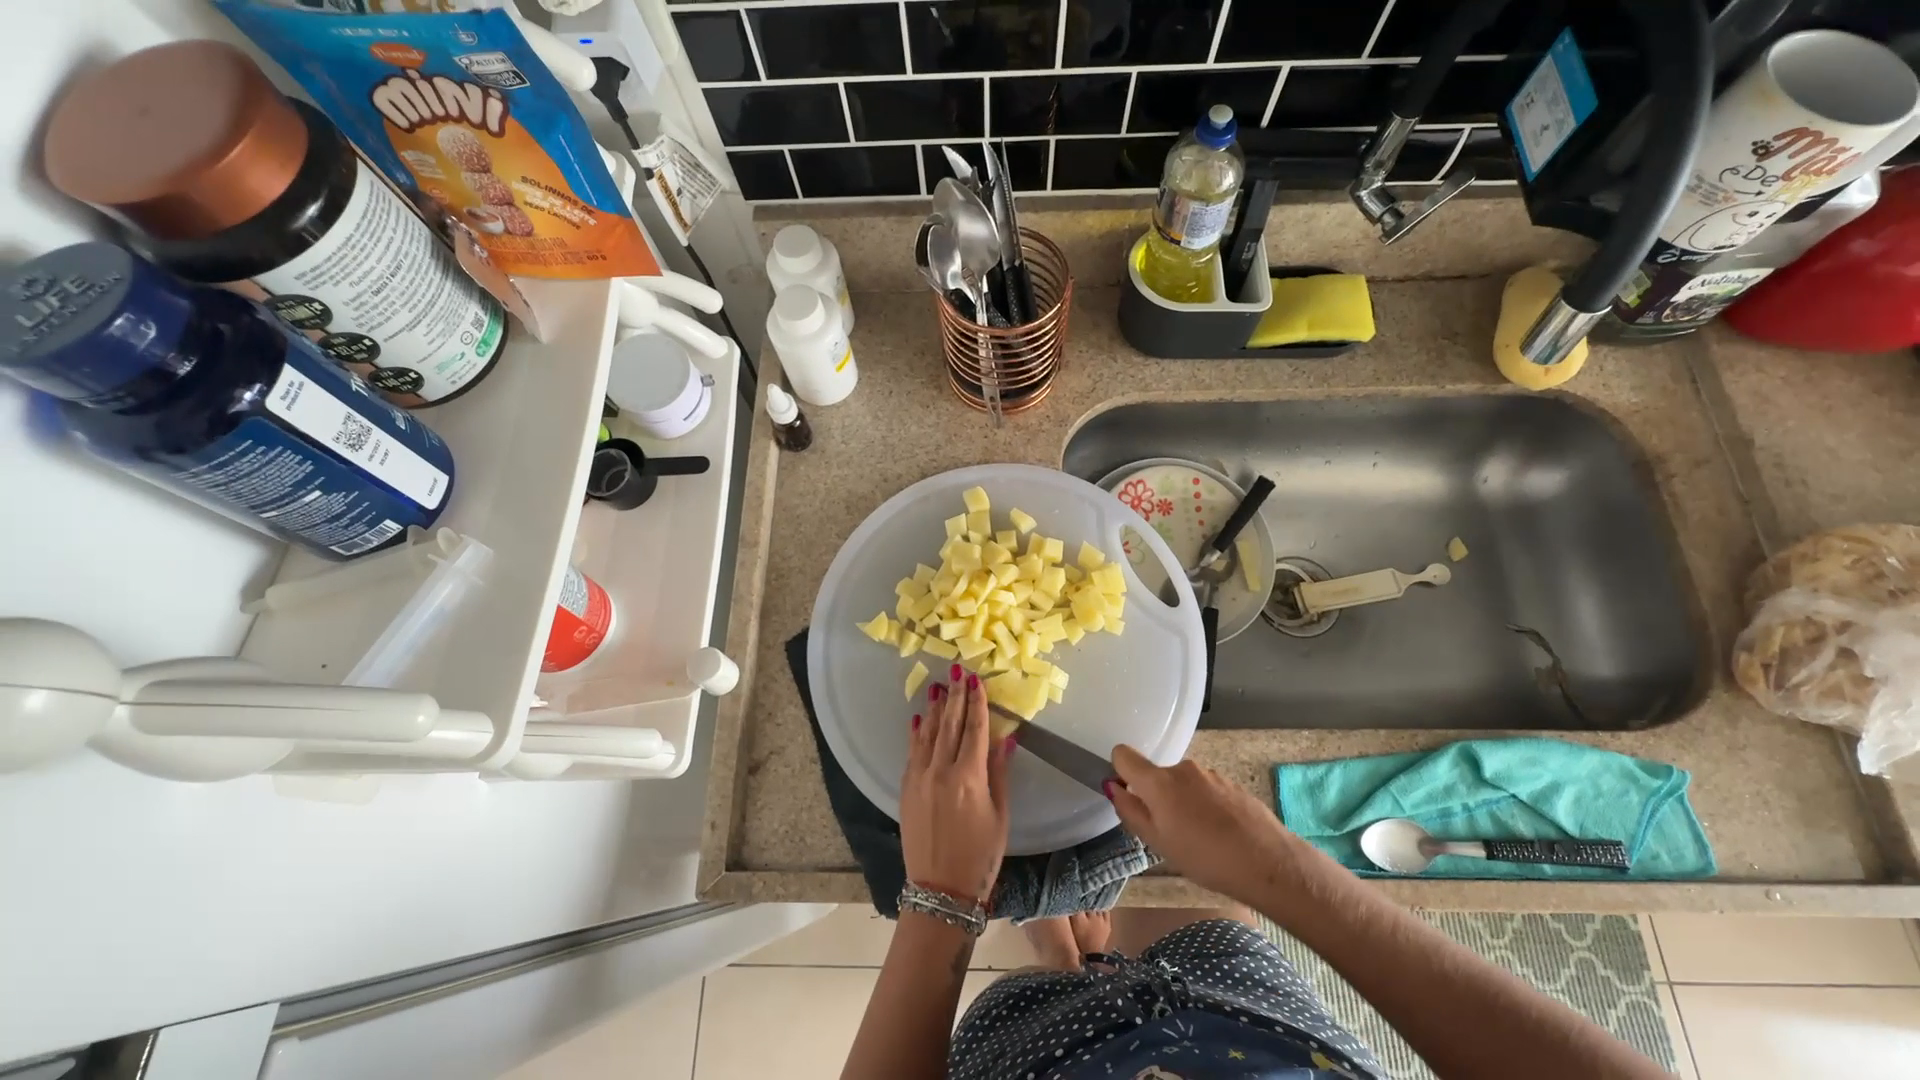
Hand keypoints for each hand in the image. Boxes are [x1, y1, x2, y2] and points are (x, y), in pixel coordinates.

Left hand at [900, 666, 1011, 904]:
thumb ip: (999, 774)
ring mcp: (919, 779)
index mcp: (969, 777)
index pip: (974, 730)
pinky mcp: (906, 789)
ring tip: (938, 686)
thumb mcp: (1000, 816)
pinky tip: (918, 719)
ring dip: (933, 709)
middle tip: (958, 672)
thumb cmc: (980, 857)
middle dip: (955, 697)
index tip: (977, 681)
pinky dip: (916, 734)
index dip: (977, 703)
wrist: (940, 888)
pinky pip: (912, 753)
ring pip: (927, 735)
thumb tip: (1005, 738)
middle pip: (949, 725)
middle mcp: (940, 771)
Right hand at [1106, 744, 1304, 902]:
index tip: (1129, 797)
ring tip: (1198, 839)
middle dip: (1156, 797)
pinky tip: (1220, 835)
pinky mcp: (1232, 784)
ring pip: (1183, 785)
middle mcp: (1183, 768)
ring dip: (1183, 803)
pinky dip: (1205, 807)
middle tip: (1168, 832)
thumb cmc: (1204, 858)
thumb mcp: (1157, 842)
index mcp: (1159, 781)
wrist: (1268, 863)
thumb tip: (1114, 788)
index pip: (1124, 754)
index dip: (1120, 772)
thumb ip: (1130, 811)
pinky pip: (1206, 791)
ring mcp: (1210, 774)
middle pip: (1156, 775)